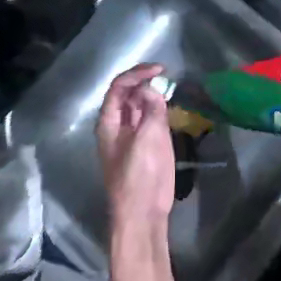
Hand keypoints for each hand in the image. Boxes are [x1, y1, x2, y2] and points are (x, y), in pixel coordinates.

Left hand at [97, 64, 175, 229]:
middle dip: (145, 81)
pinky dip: (160, 108)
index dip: (137, 74)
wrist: (143, 210)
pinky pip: (151, 119)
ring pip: (140, 105)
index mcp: (109, 123)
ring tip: (170, 87)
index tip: (160, 69)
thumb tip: (153, 89)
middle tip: (167, 76)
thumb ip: (151, 110)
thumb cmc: (139, 175)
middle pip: (128, 94)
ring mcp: (134, 135)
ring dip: (153, 93)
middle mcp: (119, 125)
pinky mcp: (148, 144)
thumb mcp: (146, 138)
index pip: (119, 88)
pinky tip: (171, 104)